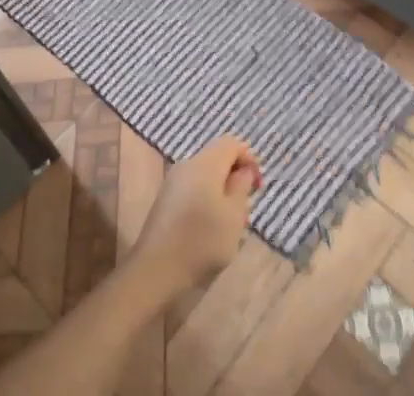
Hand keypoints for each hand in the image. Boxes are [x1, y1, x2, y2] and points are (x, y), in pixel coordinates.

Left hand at [133, 135, 259, 294]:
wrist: (156, 270)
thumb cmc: (202, 241)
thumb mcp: (234, 215)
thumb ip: (242, 186)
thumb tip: (243, 170)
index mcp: (204, 164)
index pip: (231, 143)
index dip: (249, 159)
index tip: (257, 186)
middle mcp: (186, 165)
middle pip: (217, 157)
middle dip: (235, 176)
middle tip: (245, 206)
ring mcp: (172, 183)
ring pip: (206, 174)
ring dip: (222, 190)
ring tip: (229, 221)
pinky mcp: (165, 200)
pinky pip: (193, 188)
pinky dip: (206, 199)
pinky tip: (209, 227)